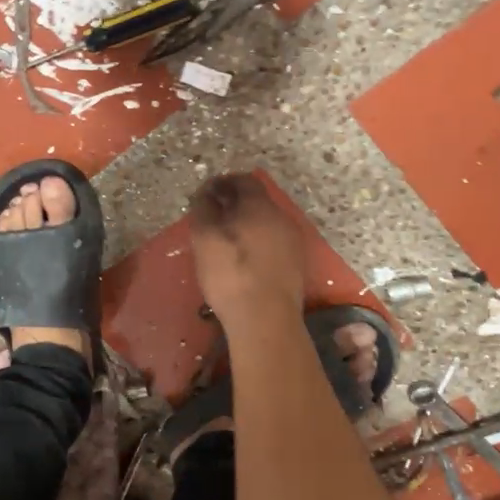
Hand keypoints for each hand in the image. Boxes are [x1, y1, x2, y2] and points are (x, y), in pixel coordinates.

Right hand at [188, 174, 305, 327]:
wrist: (266, 319)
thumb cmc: (230, 274)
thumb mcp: (205, 238)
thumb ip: (203, 209)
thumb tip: (206, 193)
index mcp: (260, 207)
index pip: (244, 180)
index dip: (223, 182)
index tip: (205, 194)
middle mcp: (282, 219)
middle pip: (257, 201)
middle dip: (234, 204)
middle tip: (211, 217)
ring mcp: (293, 243)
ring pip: (266, 223)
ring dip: (246, 225)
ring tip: (225, 241)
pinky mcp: (296, 265)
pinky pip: (273, 243)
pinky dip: (256, 243)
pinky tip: (243, 261)